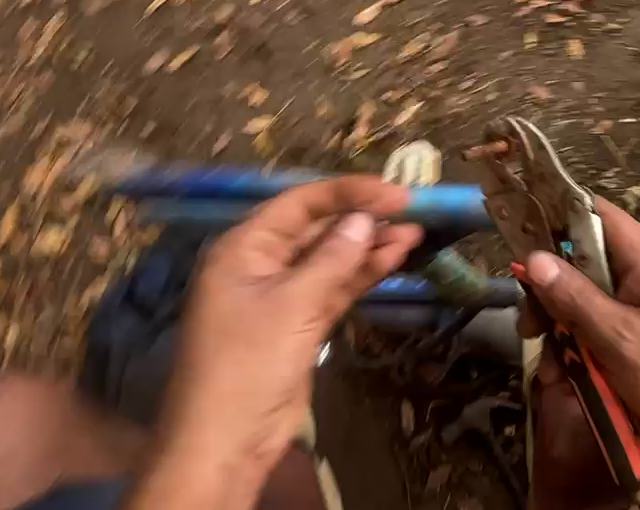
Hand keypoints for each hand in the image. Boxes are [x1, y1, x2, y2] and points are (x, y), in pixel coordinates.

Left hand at [143, 177, 421, 508]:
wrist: (225, 447)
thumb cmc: (248, 365)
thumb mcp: (292, 305)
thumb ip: (332, 258)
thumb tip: (364, 218)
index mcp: (244, 248)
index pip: (301, 203)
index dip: (348, 192)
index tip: (391, 192)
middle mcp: (262, 263)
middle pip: (318, 228)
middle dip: (362, 218)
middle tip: (408, 208)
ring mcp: (282, 294)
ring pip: (332, 258)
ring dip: (370, 245)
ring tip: (414, 232)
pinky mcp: (300, 322)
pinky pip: (335, 286)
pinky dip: (363, 273)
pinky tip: (396, 257)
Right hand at [520, 200, 639, 476]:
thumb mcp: (619, 339)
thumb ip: (573, 296)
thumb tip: (531, 255)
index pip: (591, 210)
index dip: (552, 219)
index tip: (519, 247)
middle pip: (589, 259)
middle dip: (555, 293)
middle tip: (531, 330)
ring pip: (599, 297)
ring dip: (572, 328)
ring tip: (557, 373)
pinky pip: (619, 322)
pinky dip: (597, 345)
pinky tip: (585, 381)